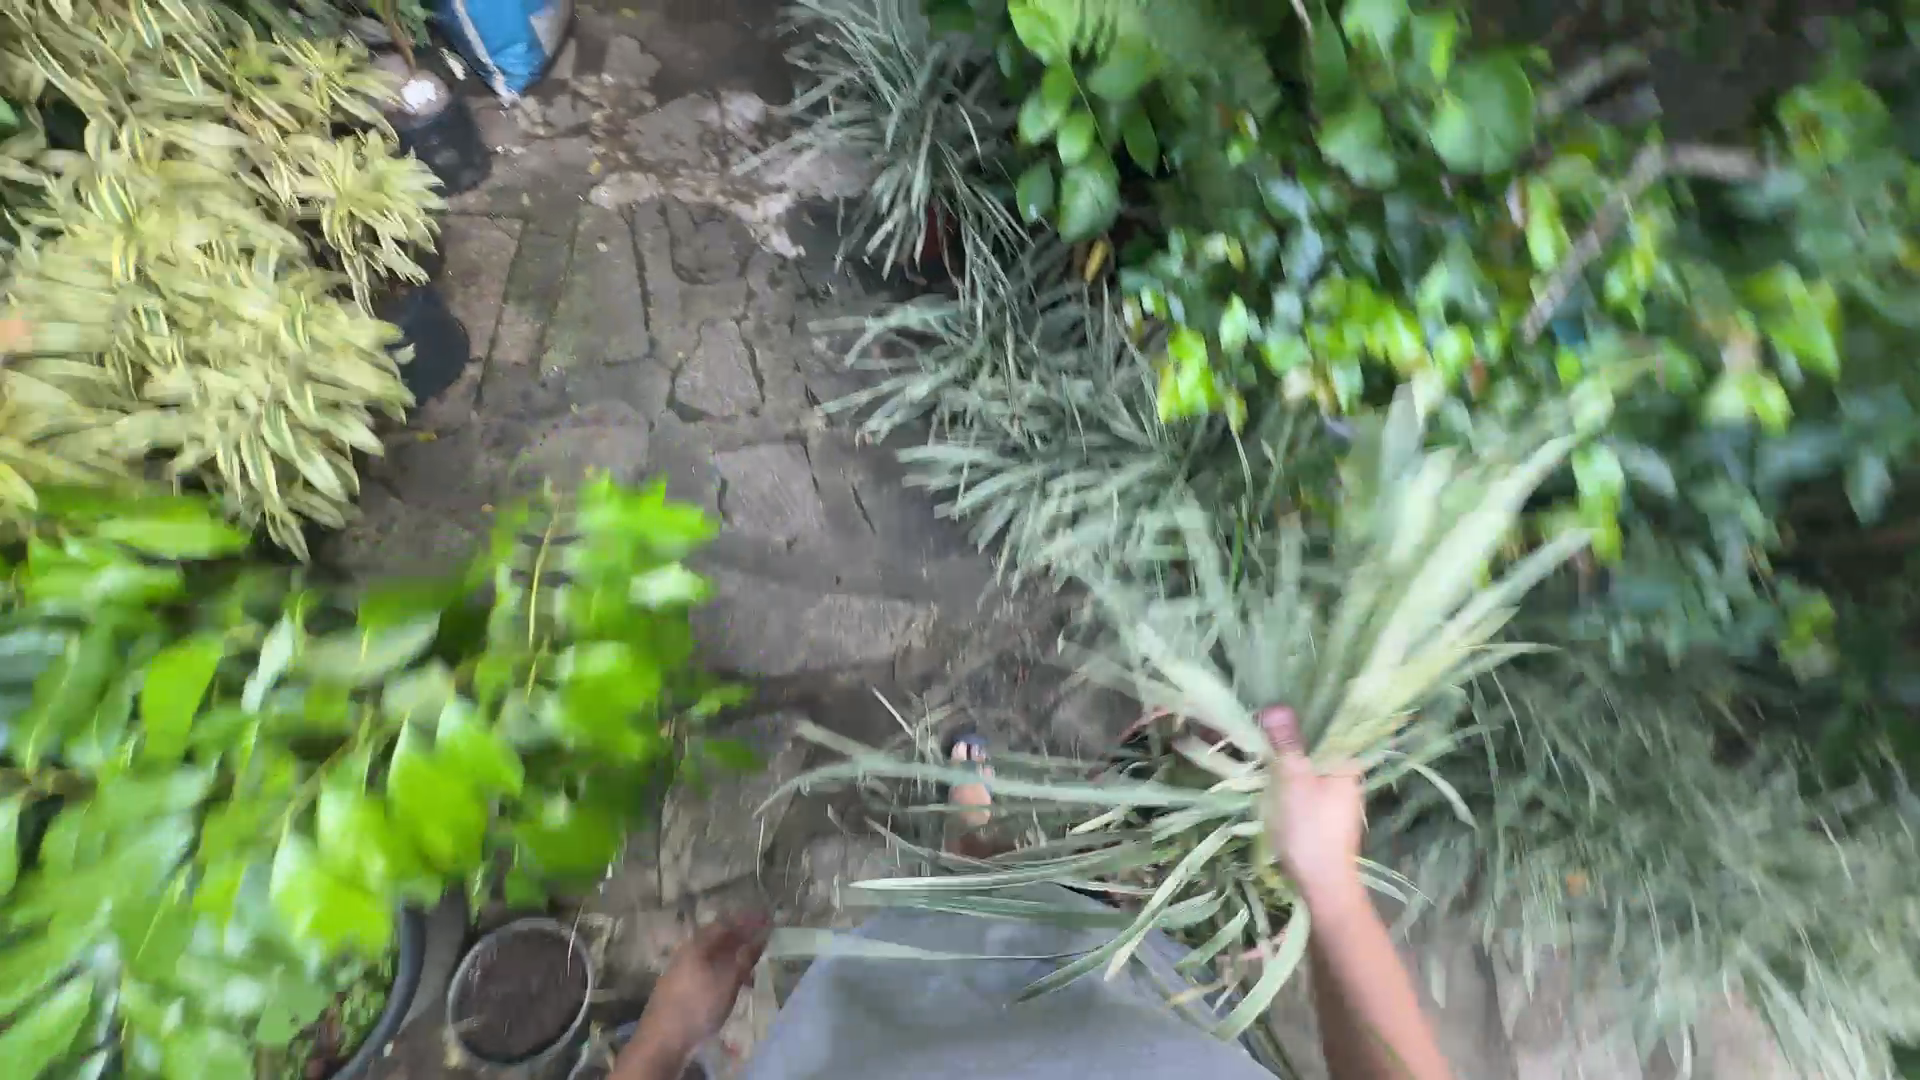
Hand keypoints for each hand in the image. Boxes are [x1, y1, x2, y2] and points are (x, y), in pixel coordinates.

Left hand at [622, 913, 770, 1075]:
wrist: (661, 1043)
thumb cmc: (698, 1006)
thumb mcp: (729, 980)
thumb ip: (747, 956)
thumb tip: (762, 935)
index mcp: (698, 943)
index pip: (728, 921)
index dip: (749, 920)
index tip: (767, 921)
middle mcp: (688, 950)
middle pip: (719, 937)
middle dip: (742, 939)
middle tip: (761, 945)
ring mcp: (681, 969)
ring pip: (712, 955)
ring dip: (733, 958)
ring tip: (750, 971)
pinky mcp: (678, 988)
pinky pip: (706, 970)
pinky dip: (722, 972)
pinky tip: (731, 986)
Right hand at [1259, 706, 1364, 905]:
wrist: (1321, 883)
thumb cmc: (1310, 829)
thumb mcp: (1293, 780)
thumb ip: (1287, 743)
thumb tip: (1276, 705)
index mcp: (1347, 762)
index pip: (1330, 722)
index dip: (1303, 708)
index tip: (1275, 700)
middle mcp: (1346, 772)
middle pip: (1317, 739)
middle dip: (1290, 727)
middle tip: (1259, 714)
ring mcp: (1335, 790)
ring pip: (1309, 757)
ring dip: (1287, 747)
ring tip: (1259, 733)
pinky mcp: (1322, 805)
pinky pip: (1304, 774)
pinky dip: (1288, 766)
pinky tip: (1268, 764)